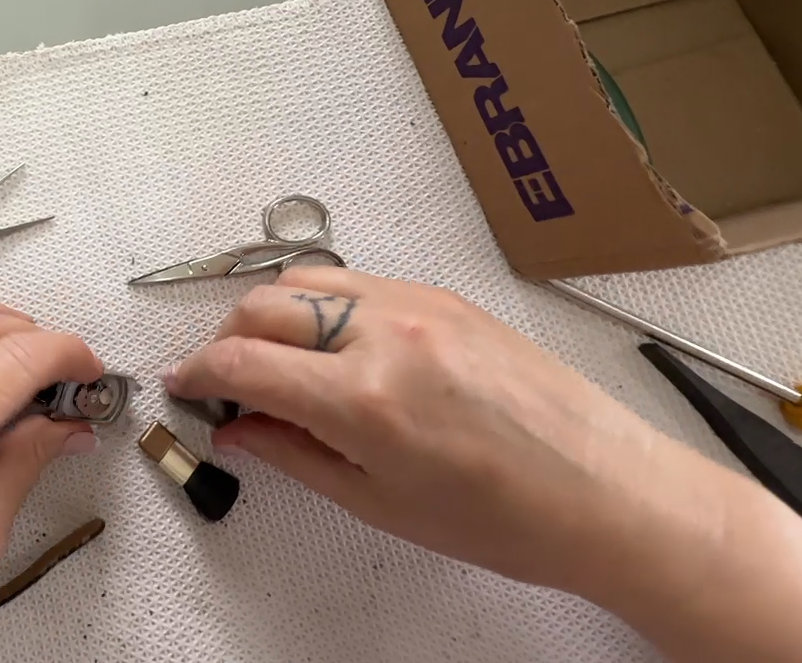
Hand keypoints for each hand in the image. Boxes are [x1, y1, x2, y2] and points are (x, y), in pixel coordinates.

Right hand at [164, 266, 801, 662]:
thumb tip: (233, 427)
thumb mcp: (379, 503)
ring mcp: (413, 304)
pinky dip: (315, 303)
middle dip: (224, 340)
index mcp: (366, 402)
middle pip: (257, 307)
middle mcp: (383, 336)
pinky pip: (348, 280)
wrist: (618, 497)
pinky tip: (326, 340)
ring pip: (296, 280)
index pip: (242, 364)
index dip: (198, 374)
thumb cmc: (507, 520)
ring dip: (265, 313)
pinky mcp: (437, 292)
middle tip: (225, 377)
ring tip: (273, 353)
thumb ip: (290, 454)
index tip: (183, 385)